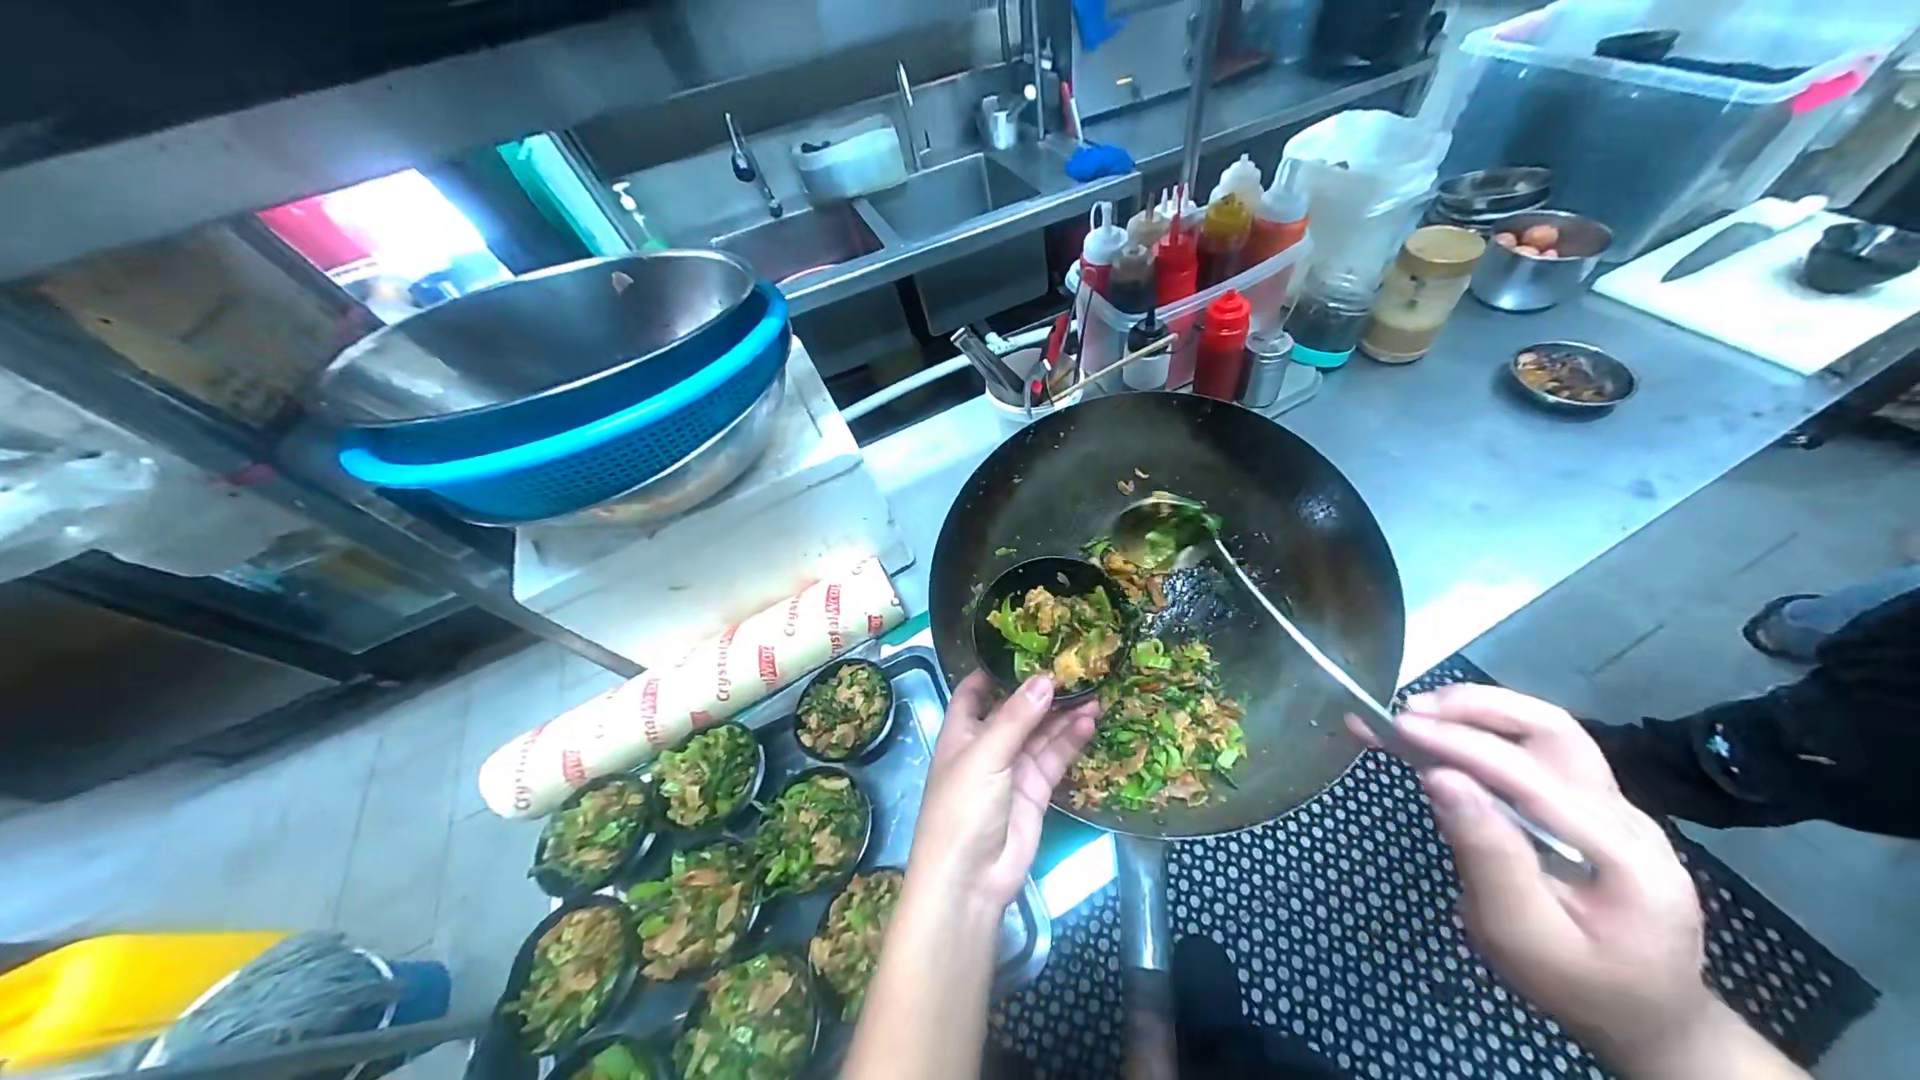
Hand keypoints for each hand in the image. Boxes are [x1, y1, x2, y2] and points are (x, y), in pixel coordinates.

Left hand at [911, 671, 1097, 911]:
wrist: (970, 878)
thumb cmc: (962, 807)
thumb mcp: (985, 755)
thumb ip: (1016, 717)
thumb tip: (1045, 679)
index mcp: (961, 732)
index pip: (974, 691)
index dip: (994, 671)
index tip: (1024, 648)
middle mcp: (987, 746)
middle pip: (1017, 710)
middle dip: (1042, 692)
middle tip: (1076, 669)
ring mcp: (1012, 769)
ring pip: (1041, 733)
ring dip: (1064, 715)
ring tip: (1094, 692)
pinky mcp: (1035, 791)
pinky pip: (1054, 759)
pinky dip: (1070, 741)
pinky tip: (1090, 722)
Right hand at [1348, 685, 1719, 1073]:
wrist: (1645, 1017)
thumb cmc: (1579, 984)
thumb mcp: (1524, 937)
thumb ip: (1488, 857)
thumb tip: (1439, 778)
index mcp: (1623, 853)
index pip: (1532, 775)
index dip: (1461, 743)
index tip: (1397, 725)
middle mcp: (1624, 815)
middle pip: (1553, 731)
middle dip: (1478, 708)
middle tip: (1411, 709)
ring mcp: (1608, 807)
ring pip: (1543, 731)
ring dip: (1477, 712)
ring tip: (1417, 714)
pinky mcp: (1581, 805)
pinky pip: (1531, 753)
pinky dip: (1480, 732)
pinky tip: (1438, 734)